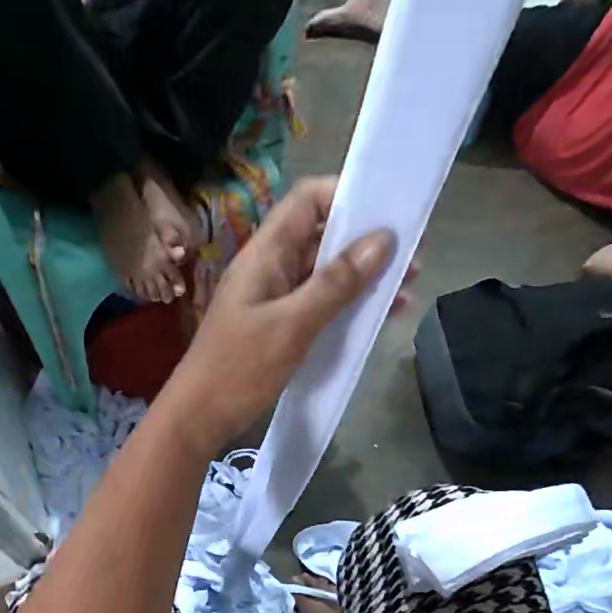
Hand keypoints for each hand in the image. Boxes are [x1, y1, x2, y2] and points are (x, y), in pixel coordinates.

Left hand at [157, 176, 397, 454]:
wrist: (198, 417)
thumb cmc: (240, 368)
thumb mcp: (293, 324)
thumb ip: (335, 282)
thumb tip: (382, 239)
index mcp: (265, 254)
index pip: (307, 200)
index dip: (346, 195)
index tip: (388, 213)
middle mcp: (269, 267)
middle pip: (321, 236)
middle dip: (367, 243)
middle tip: (413, 260)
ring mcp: (272, 297)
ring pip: (324, 273)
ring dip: (363, 277)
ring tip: (406, 292)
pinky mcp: (277, 325)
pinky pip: (317, 303)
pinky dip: (347, 305)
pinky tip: (379, 317)